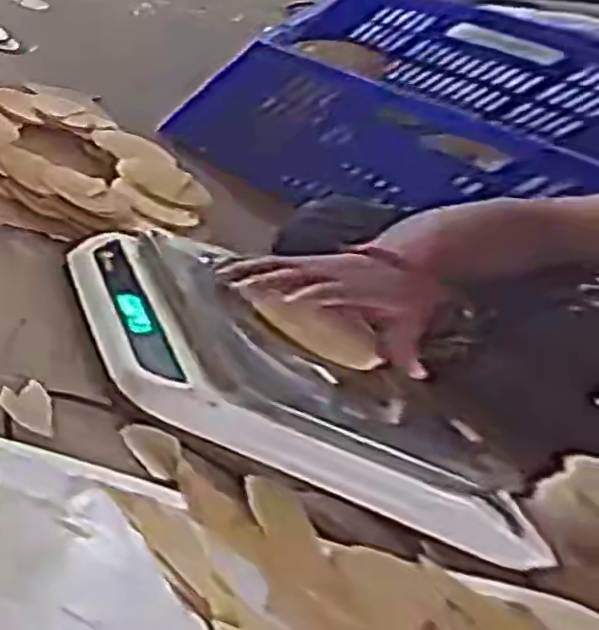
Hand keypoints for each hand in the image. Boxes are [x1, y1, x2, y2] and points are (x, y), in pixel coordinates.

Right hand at [220, 251, 459, 378]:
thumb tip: (414, 375)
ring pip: (273, 264)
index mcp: (351, 287)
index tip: (288, 300)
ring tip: (222, 276)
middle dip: (265, 278)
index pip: (326, 290)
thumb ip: (403, 348)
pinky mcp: (303, 260)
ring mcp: (313, 264)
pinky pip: (270, 260)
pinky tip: (229, 266)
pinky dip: (248, 263)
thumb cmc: (408, 293)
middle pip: (290, 273)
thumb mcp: (410, 321)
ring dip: (247, 269)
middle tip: (238, 287)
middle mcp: (327, 273)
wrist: (411, 261)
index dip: (308, 293)